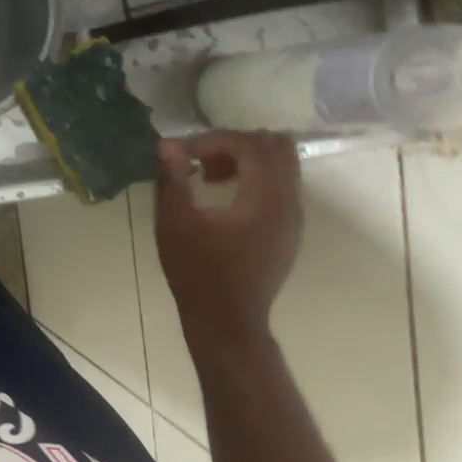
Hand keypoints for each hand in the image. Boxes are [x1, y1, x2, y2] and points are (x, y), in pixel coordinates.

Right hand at [153, 132, 301, 348]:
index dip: (214, 140)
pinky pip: (280, 186)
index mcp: (264, 200)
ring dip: (245, 160)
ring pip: (282, 166)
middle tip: (200, 159)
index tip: (182, 154)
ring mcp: (293, 218)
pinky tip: (222, 197)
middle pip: (277, 148)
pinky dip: (253, 178)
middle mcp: (289, 203)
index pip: (251, 145)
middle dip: (235, 144)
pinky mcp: (289, 230)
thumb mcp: (174, 224)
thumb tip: (167, 144)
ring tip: (207, 176)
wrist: (227, 321)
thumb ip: (173, 179)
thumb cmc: (197, 273)